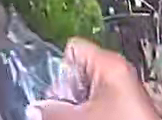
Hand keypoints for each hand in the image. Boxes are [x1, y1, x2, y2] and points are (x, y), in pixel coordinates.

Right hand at [32, 40, 158, 119]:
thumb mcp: (79, 116)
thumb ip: (52, 109)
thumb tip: (33, 108)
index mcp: (108, 62)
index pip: (71, 49)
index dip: (57, 71)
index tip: (51, 95)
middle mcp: (118, 72)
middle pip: (78, 74)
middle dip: (66, 95)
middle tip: (62, 112)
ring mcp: (125, 94)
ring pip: (88, 94)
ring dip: (77, 108)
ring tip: (78, 117)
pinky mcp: (129, 111)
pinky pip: (101, 105)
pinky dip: (91, 113)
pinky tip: (87, 119)